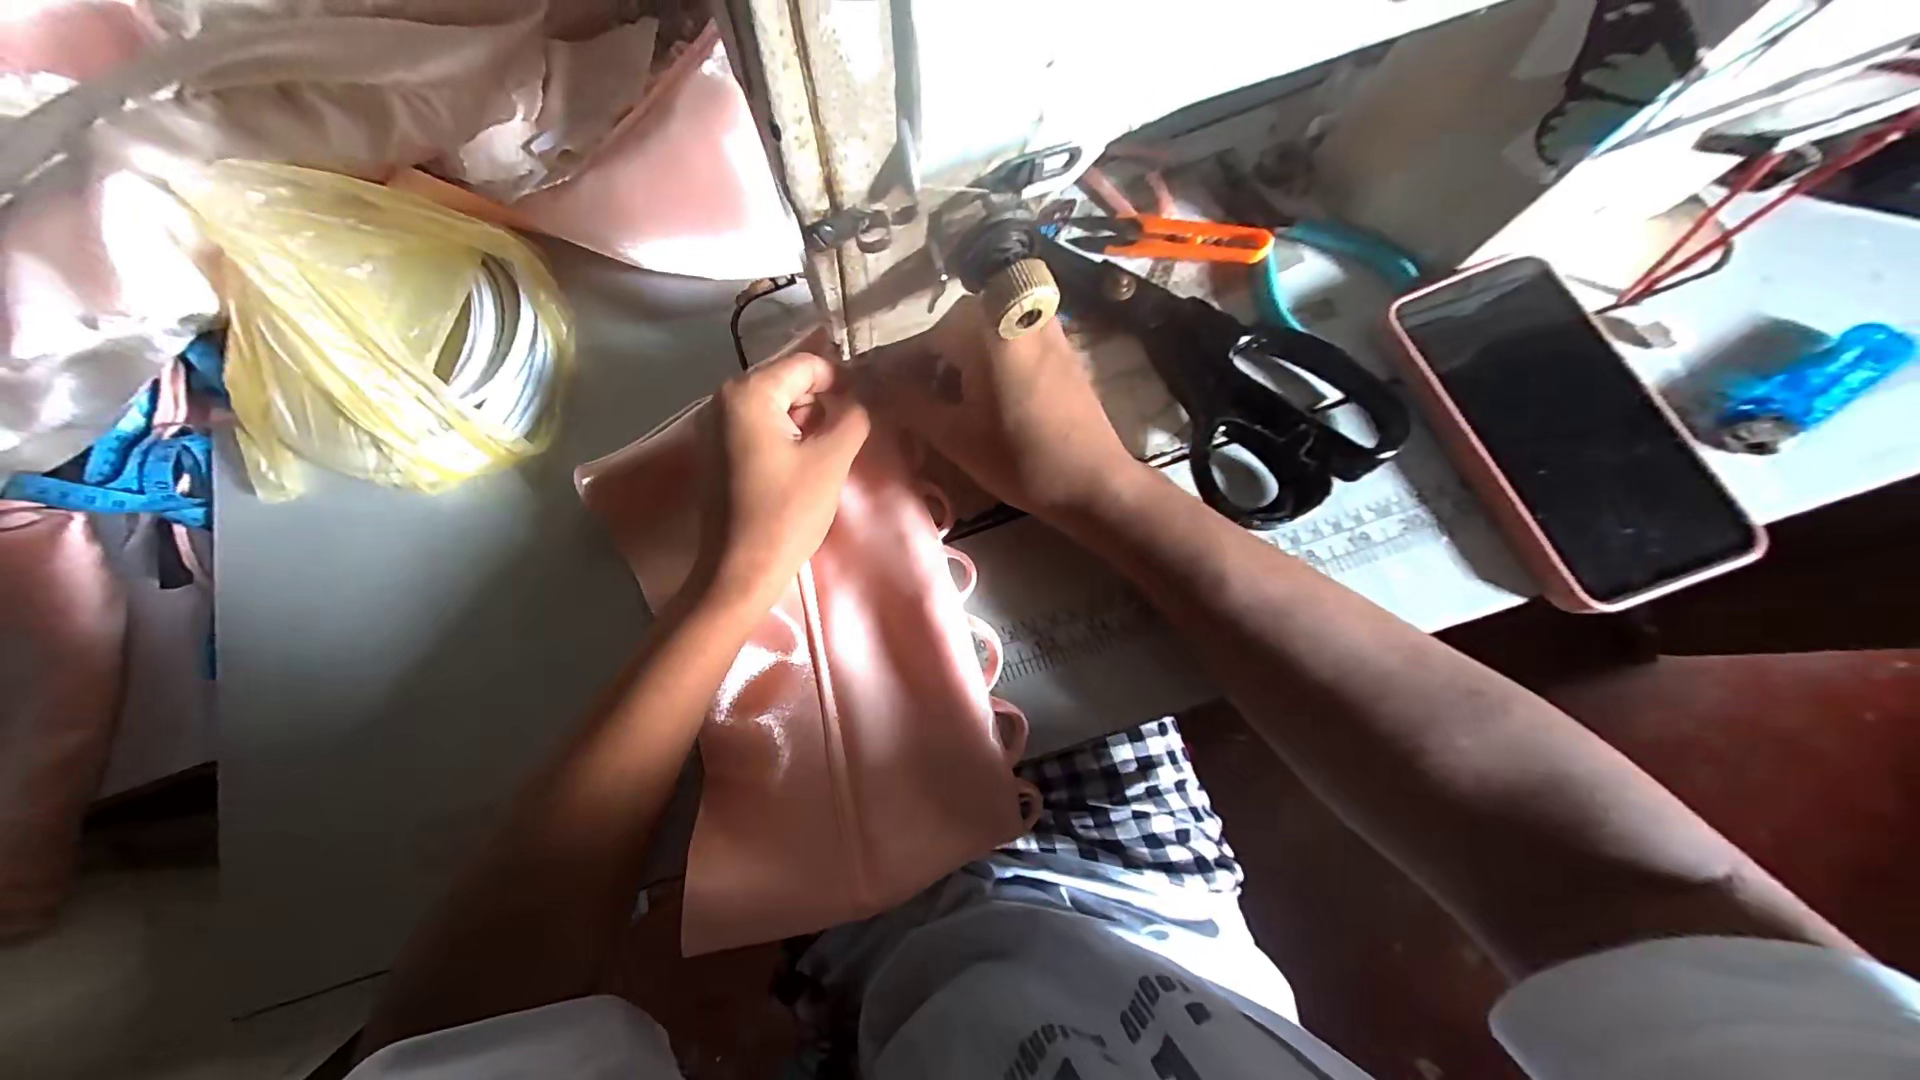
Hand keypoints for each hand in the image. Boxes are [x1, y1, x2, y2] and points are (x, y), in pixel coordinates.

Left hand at [696, 351, 869, 603]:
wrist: (739, 572)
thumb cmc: (786, 513)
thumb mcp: (831, 461)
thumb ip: (853, 417)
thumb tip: (862, 397)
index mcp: (747, 393)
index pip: (806, 365)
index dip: (842, 381)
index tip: (865, 410)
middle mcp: (722, 400)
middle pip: (787, 383)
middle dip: (822, 404)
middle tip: (848, 437)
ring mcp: (714, 427)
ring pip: (774, 408)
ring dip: (806, 423)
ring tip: (828, 455)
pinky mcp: (716, 453)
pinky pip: (758, 430)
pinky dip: (785, 438)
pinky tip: (802, 467)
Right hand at [859, 297, 1139, 518]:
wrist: (1091, 481)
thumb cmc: (1018, 458)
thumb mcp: (952, 432)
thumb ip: (904, 400)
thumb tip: (867, 382)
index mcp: (988, 323)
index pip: (923, 340)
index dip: (895, 370)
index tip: (875, 394)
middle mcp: (1018, 309)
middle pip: (952, 334)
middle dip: (928, 368)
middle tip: (911, 408)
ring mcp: (1044, 324)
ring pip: (980, 339)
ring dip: (956, 368)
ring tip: (944, 410)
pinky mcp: (1059, 346)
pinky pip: (1008, 345)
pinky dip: (986, 367)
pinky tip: (981, 404)